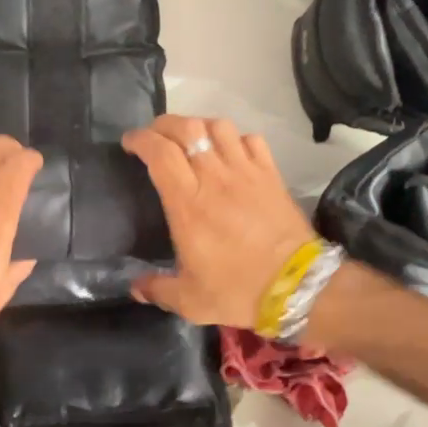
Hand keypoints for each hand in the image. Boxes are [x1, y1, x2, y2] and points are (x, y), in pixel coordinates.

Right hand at [121, 115, 317, 329]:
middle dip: (164, 125)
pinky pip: (251, 140)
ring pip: (219, 126)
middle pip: (186, 128)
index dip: (140, 140)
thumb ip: (157, 290)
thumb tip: (135, 287)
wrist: (298, 287)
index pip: (159, 152)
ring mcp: (246, 171)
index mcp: (187, 202)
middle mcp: (214, 177)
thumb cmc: (238, 290)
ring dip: (200, 126)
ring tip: (192, 139)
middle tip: (155, 137)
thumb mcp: (189, 301)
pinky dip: (236, 138)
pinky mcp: (271, 174)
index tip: (129, 143)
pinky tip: (231, 151)